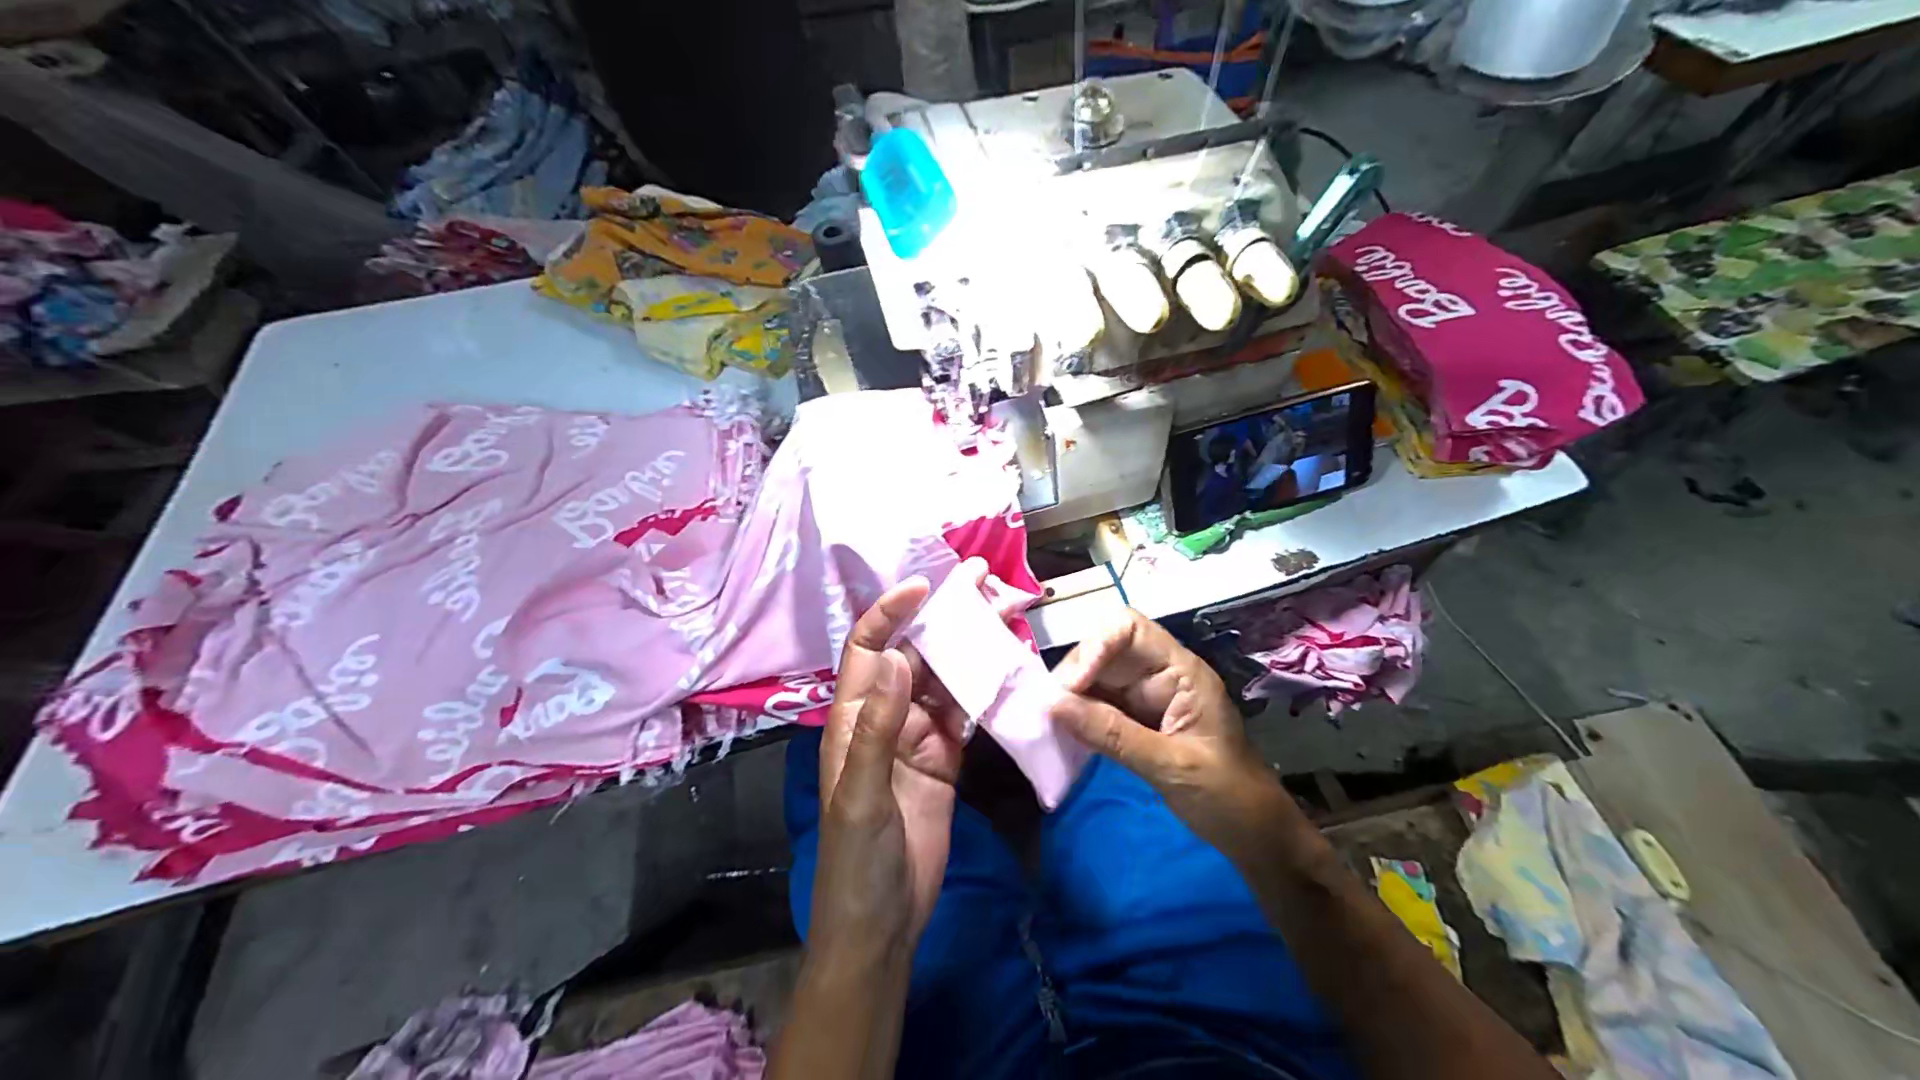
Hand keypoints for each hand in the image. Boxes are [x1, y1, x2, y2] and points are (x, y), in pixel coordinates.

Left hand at [811, 560, 1016, 955]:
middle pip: (914, 654)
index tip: (925, 585)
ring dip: (970, 648)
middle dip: (944, 618)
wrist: (885, 922)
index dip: (891, 612)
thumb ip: (878, 729)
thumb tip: (897, 659)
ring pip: (945, 679)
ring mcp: (919, 736)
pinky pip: (967, 712)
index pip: (869, 649)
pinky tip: (1009, 666)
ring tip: (1003, 614)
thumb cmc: (857, 860)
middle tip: (982, 585)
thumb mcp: (861, 796)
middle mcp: (886, 715)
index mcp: (854, 717)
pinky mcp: (947, 757)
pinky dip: (985, 689)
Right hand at [1048, 609, 1288, 853]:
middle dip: (1076, 673)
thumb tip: (1053, 704)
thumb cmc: (1228, 796)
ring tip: (1051, 723)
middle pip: (1105, 650)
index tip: (1071, 688)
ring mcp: (1146, 698)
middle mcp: (1160, 676)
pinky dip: (1078, 715)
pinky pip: (1098, 705)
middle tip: (1052, 711)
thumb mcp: (1171, 767)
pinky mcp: (1136, 722)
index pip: (1129, 629)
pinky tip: (1063, 732)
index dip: (1095, 646)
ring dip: (1071, 695)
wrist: (1255, 836)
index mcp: (1181, 673)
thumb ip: (1113, 734)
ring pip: (1097, 677)